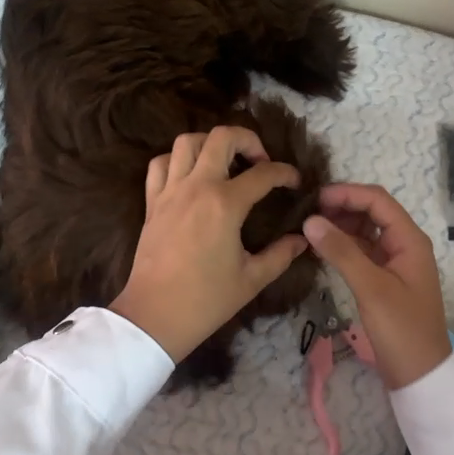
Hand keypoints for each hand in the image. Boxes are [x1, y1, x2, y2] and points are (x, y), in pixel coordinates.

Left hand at [109, 128, 310, 362]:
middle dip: (248, 140)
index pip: (263, 174)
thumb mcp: (252, 279)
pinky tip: (190, 175)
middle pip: (222, 137)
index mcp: (225, 204)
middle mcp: (197, 186)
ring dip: (210, 143)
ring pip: (187, 141)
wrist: (155, 317)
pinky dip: (176, 160)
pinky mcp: (152, 201)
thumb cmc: (206, 300)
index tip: (294, 182)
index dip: (285, 173)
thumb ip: (280, 254)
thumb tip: (301, 239)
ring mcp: (171, 190)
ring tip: (225, 162)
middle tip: (259, 161)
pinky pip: (161, 163)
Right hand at [302, 183, 451, 389]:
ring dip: (341, 225)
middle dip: (342, 207)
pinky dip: (343, 245)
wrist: (419, 376)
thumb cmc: (401, 329)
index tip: (315, 198)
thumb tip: (310, 220)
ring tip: (310, 227)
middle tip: (308, 213)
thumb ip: (341, 251)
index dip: (347, 193)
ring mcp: (395, 261)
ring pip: (365, 230)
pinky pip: (362, 250)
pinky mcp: (384, 278)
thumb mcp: (371, 288)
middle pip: (372, 211)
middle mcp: (404, 244)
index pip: (377, 200)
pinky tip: (322, 248)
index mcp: (409, 240)